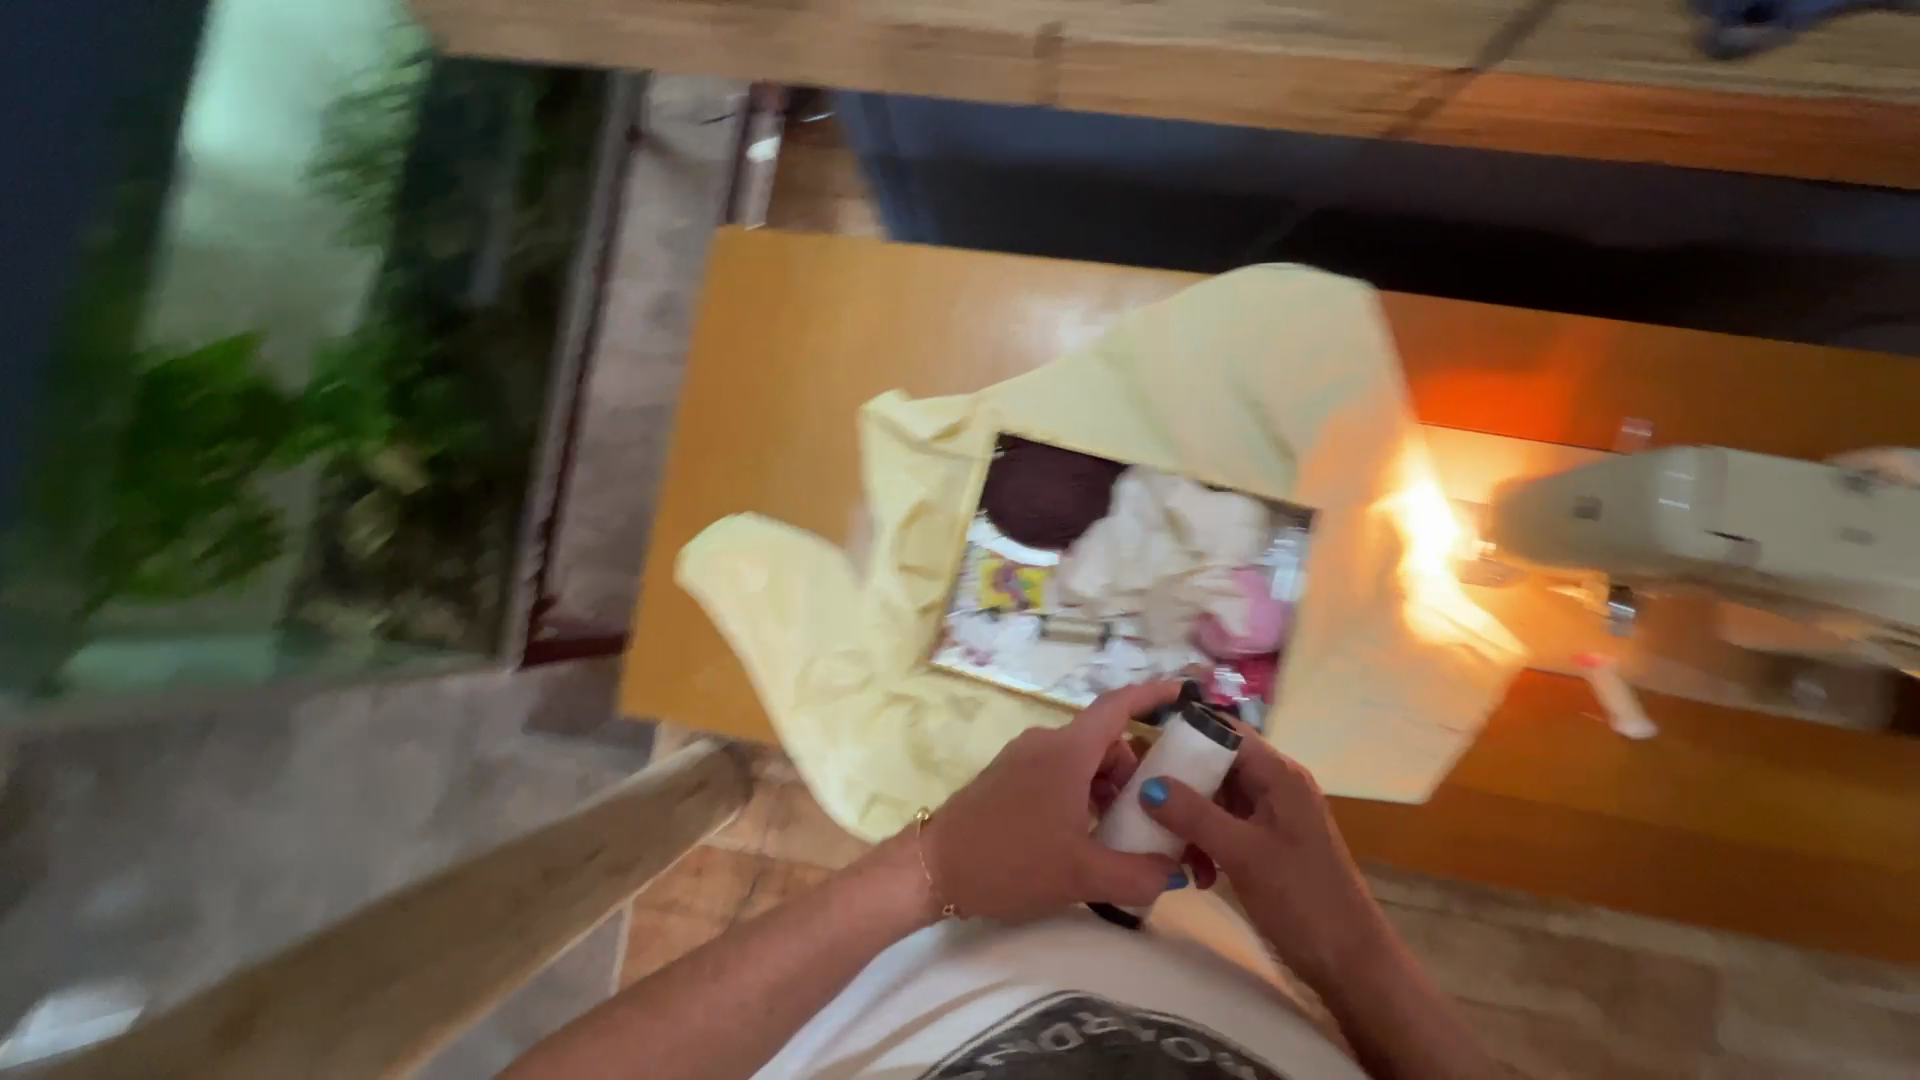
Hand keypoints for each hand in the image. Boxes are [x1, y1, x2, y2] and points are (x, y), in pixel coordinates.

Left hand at [922, 681, 1190, 923]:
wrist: (932, 868)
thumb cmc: (1009, 861)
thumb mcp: (1081, 875)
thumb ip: (1138, 874)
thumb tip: (1175, 872)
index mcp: (1066, 751)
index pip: (1118, 706)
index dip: (1154, 696)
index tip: (1186, 693)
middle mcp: (1046, 744)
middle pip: (1106, 743)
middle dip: (1137, 773)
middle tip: (1159, 813)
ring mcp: (1023, 758)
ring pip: (1083, 762)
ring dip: (1109, 790)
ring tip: (1125, 835)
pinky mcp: (1008, 777)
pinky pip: (1060, 774)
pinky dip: (1083, 795)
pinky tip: (1088, 836)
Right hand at [1138, 733, 1387, 987]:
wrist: (1352, 964)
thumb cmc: (1302, 899)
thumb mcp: (1242, 853)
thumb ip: (1193, 814)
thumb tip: (1146, 784)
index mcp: (1279, 774)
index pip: (1225, 730)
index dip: (1185, 734)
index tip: (1144, 751)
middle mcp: (1277, 785)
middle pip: (1217, 764)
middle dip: (1180, 783)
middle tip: (1142, 801)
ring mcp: (1274, 816)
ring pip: (1217, 798)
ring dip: (1190, 819)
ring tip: (1170, 848)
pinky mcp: (1269, 844)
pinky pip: (1226, 827)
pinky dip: (1206, 843)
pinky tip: (1196, 874)